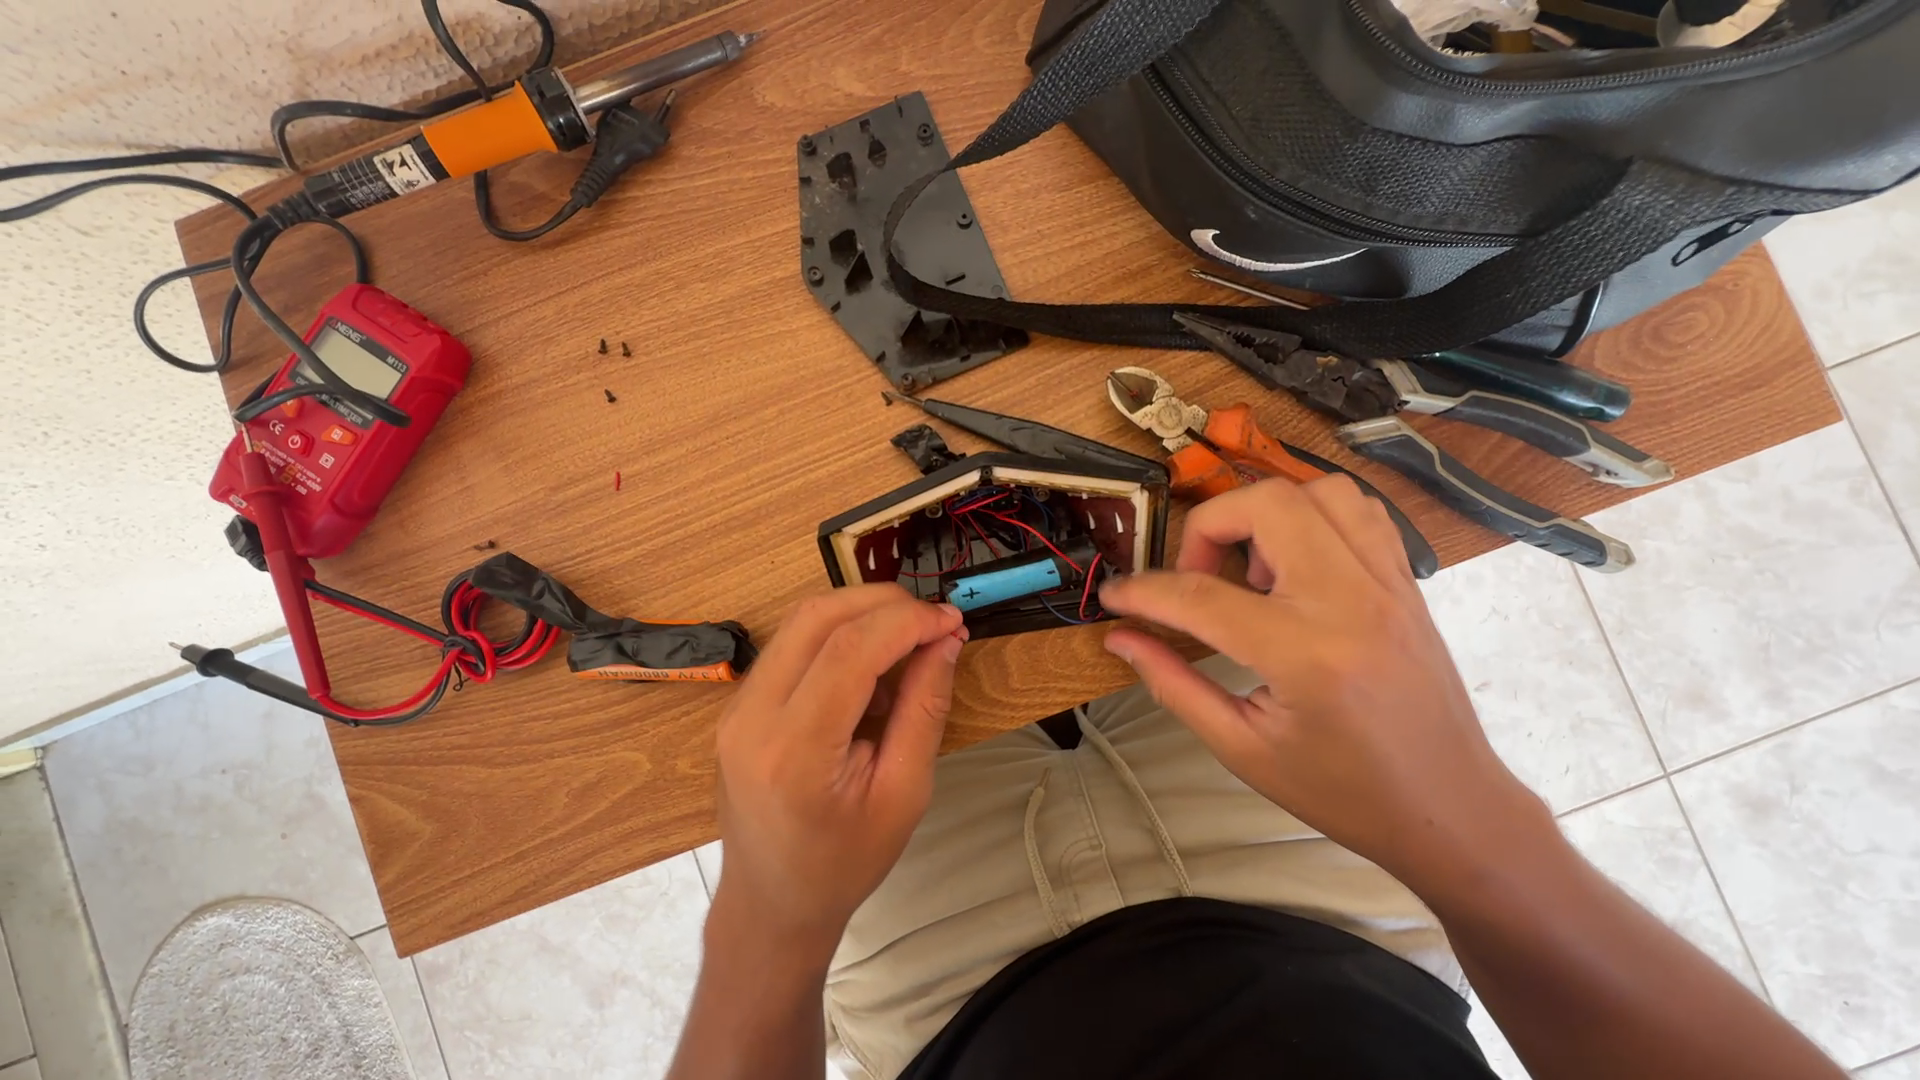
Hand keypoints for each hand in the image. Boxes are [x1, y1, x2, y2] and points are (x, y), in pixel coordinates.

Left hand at [711, 585, 966, 957]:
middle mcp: (752, 716)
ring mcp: (736, 707)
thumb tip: (946, 640)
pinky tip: (871, 666)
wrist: (771, 904)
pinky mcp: (738, 705)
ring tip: (908, 639)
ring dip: (859, 613)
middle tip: (933, 619)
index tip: (951, 620)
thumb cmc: (844, 862)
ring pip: (800, 622)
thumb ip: (925, 709)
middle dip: (883, 602)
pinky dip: (837, 637)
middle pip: (817, 617)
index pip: (850, 650)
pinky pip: (790, 646)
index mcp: (794, 750)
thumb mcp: (904, 793)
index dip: (907, 621)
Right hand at [1097, 477, 1547, 889]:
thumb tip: (1121, 639)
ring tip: (1252, 571)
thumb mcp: (1242, 748)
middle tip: (1194, 578)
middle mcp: (1350, 599)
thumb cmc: (1343, 792)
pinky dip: (1314, 515)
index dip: (1142, 591)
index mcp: (1304, 653)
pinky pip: (1359, 511)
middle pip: (1265, 505)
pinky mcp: (1406, 581)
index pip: (1200, 596)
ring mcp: (1387, 582)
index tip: (1115, 596)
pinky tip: (1295, 563)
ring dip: (1265, 514)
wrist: (1450, 808)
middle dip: (1207, 527)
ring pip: (1318, 491)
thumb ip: (1174, 685)